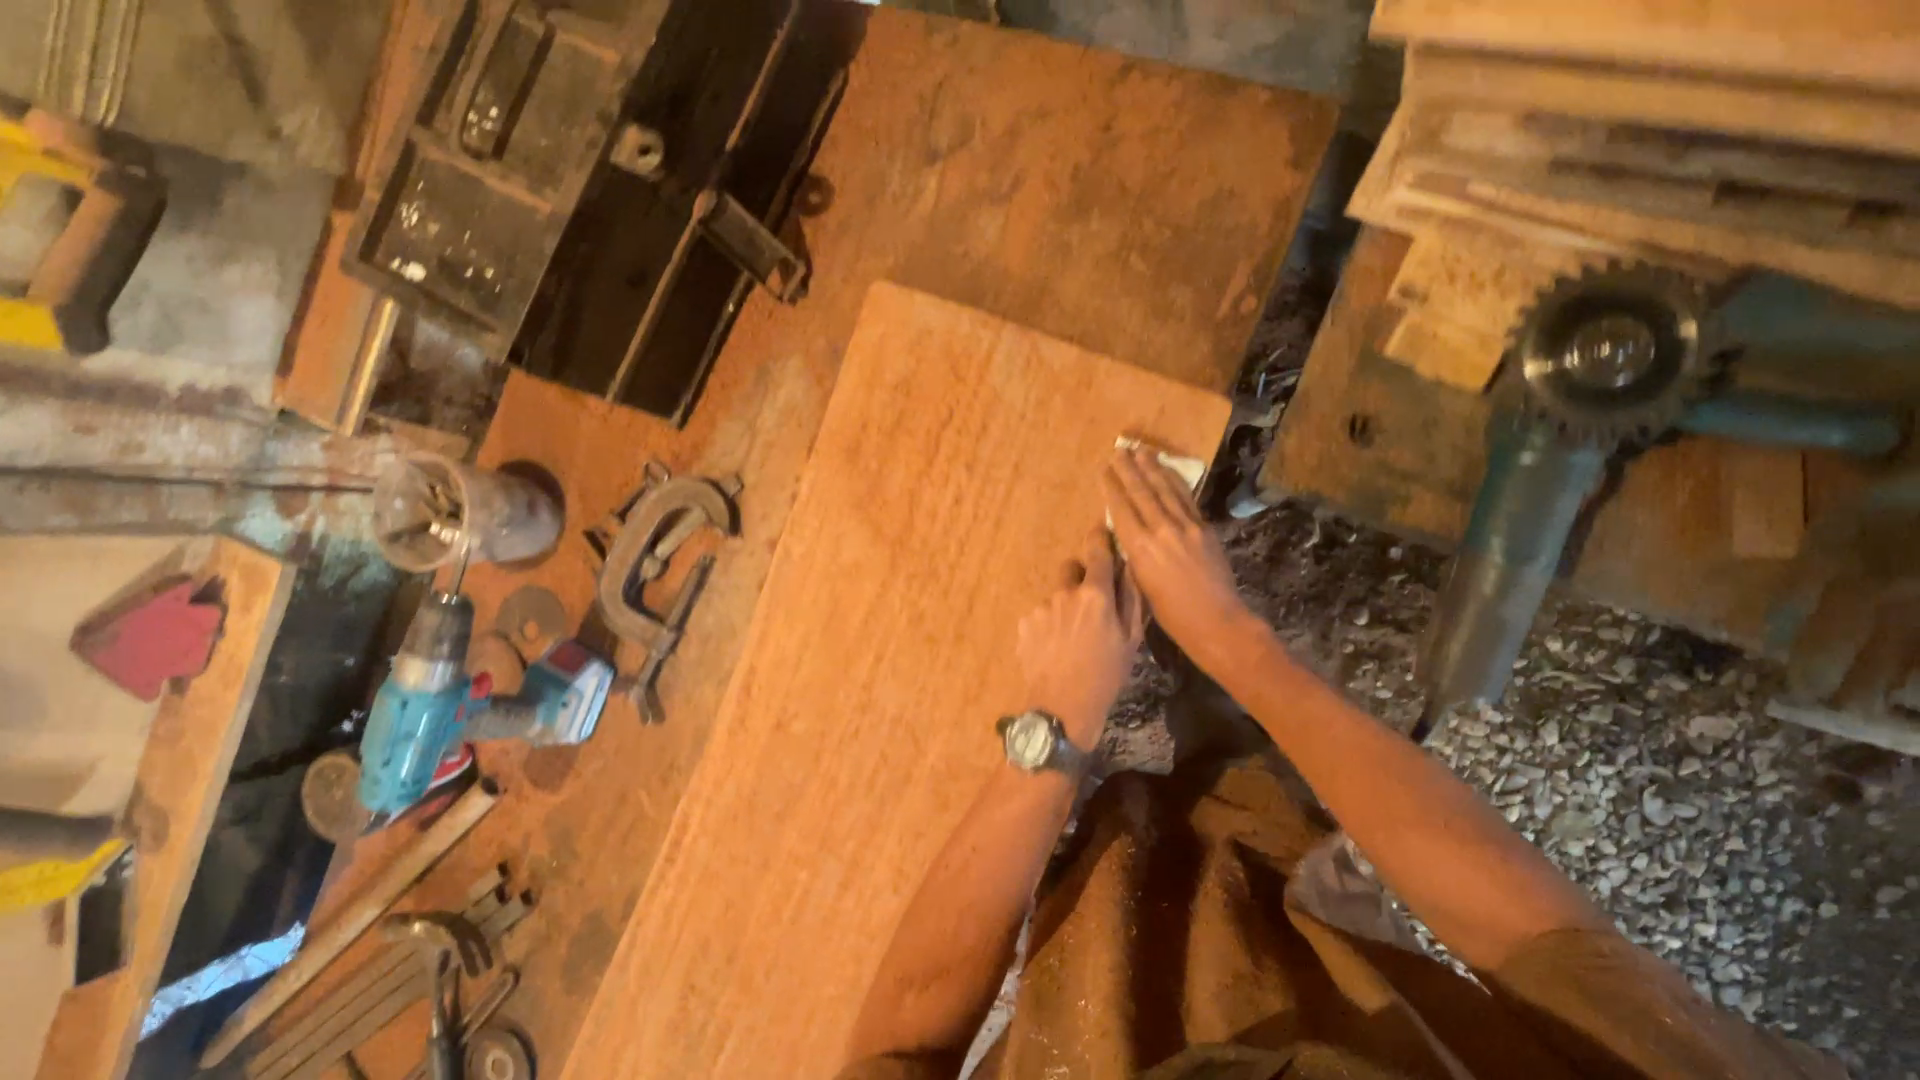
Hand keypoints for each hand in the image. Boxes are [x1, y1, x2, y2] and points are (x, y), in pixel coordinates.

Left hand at [1015, 528, 1145, 750]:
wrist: (1061, 709)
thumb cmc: (1105, 677)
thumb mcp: (1131, 641)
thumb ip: (1131, 599)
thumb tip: (1130, 569)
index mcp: (1096, 595)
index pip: (1097, 550)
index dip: (1099, 538)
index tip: (1101, 533)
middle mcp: (1065, 593)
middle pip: (1071, 568)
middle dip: (1080, 578)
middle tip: (1090, 605)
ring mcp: (1041, 608)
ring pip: (1056, 594)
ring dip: (1064, 606)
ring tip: (1073, 638)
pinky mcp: (1024, 624)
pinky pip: (1041, 614)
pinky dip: (1048, 624)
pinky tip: (1056, 648)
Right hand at [1103, 447, 1256, 668]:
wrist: (1215, 620)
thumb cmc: (1171, 615)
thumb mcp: (1141, 586)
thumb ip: (1134, 555)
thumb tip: (1127, 534)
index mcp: (1140, 548)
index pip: (1121, 509)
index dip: (1112, 488)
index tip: (1104, 470)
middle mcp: (1161, 530)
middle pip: (1141, 493)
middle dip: (1128, 470)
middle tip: (1119, 451)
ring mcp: (1186, 527)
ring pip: (1164, 490)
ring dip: (1151, 469)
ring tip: (1141, 452)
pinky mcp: (1204, 528)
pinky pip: (1186, 499)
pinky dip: (1175, 482)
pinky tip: (1167, 472)